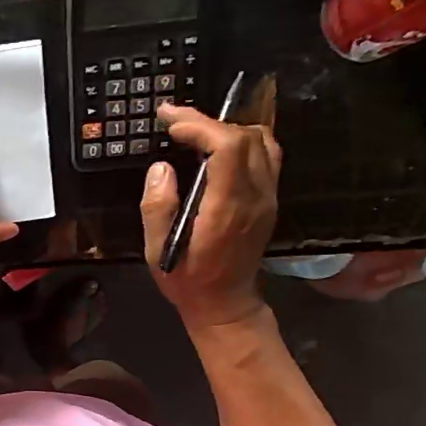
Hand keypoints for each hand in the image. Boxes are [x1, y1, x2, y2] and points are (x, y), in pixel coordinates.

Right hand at [141, 102, 281, 329]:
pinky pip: (266, 155)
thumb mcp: (156, 252)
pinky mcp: (270, 200)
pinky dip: (243, 141)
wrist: (224, 304)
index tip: (170, 122)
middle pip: (245, 136)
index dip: (199, 124)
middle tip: (175, 123)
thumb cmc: (187, 281)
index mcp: (227, 209)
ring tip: (197, 133)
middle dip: (208, 122)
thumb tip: (160, 168)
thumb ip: (157, 208)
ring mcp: (268, 197)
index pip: (227, 146)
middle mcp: (255, 197)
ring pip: (262, 141)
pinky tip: (219, 148)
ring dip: (229, 128)